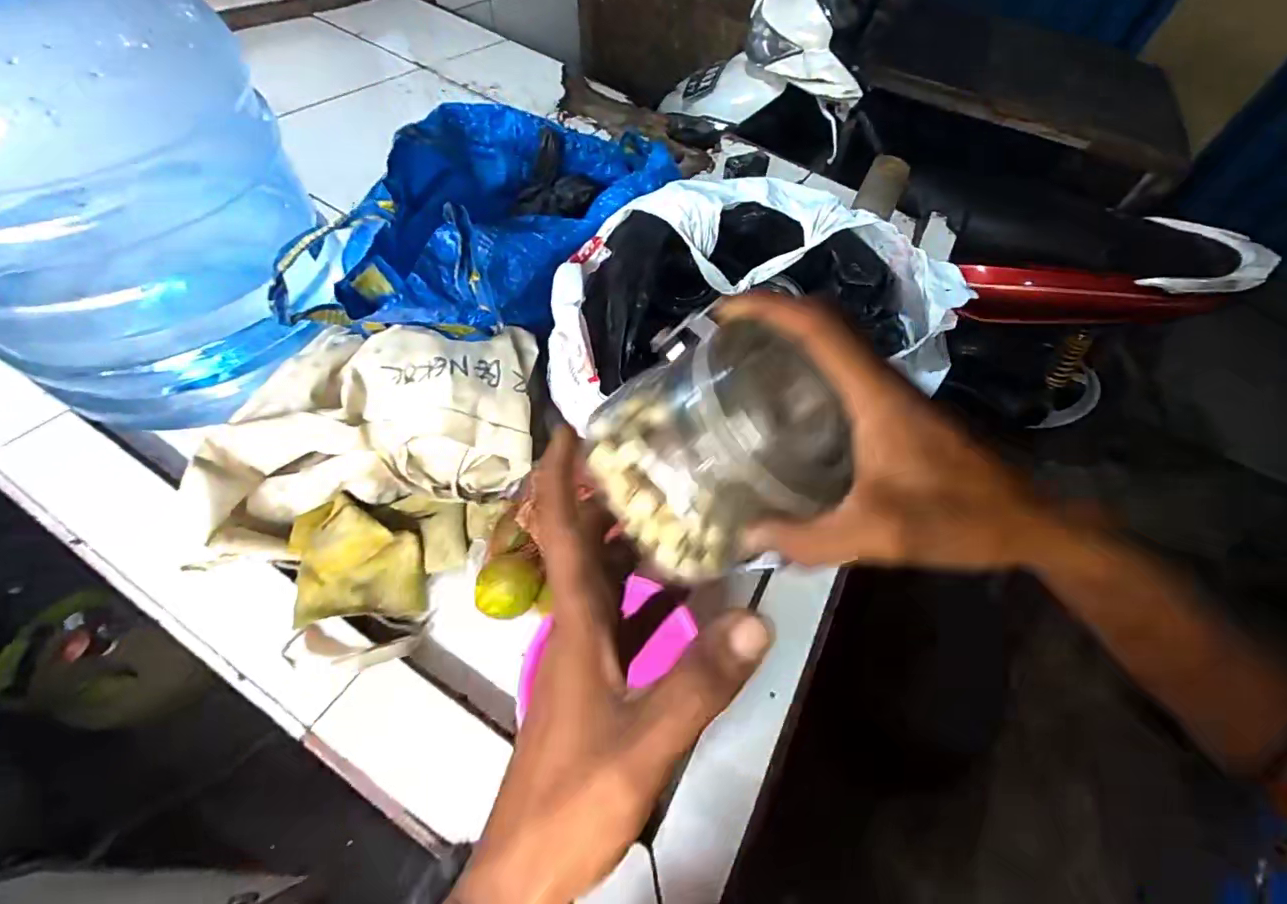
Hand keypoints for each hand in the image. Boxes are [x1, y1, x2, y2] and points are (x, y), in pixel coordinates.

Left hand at [451, 428, 772, 903]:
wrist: (530, 863)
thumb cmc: (575, 795)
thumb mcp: (645, 741)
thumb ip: (698, 682)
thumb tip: (757, 619)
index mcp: (577, 621)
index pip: (558, 528)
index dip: (557, 474)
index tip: (572, 426)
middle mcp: (576, 623)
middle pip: (582, 541)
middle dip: (601, 493)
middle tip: (647, 453)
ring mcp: (585, 651)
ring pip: (604, 577)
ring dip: (628, 539)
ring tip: (673, 503)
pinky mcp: (597, 679)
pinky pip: (622, 616)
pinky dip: (647, 592)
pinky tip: (686, 588)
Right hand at [720, 292, 1066, 570]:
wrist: (1031, 521)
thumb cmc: (959, 519)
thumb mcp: (878, 536)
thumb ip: (810, 539)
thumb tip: (747, 536)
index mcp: (874, 396)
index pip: (818, 328)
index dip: (769, 308)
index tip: (725, 311)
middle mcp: (881, 381)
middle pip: (823, 321)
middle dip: (771, 313)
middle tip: (725, 332)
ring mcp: (891, 391)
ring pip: (836, 339)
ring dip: (791, 332)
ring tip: (744, 354)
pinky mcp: (896, 406)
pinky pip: (843, 364)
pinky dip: (809, 358)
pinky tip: (787, 394)